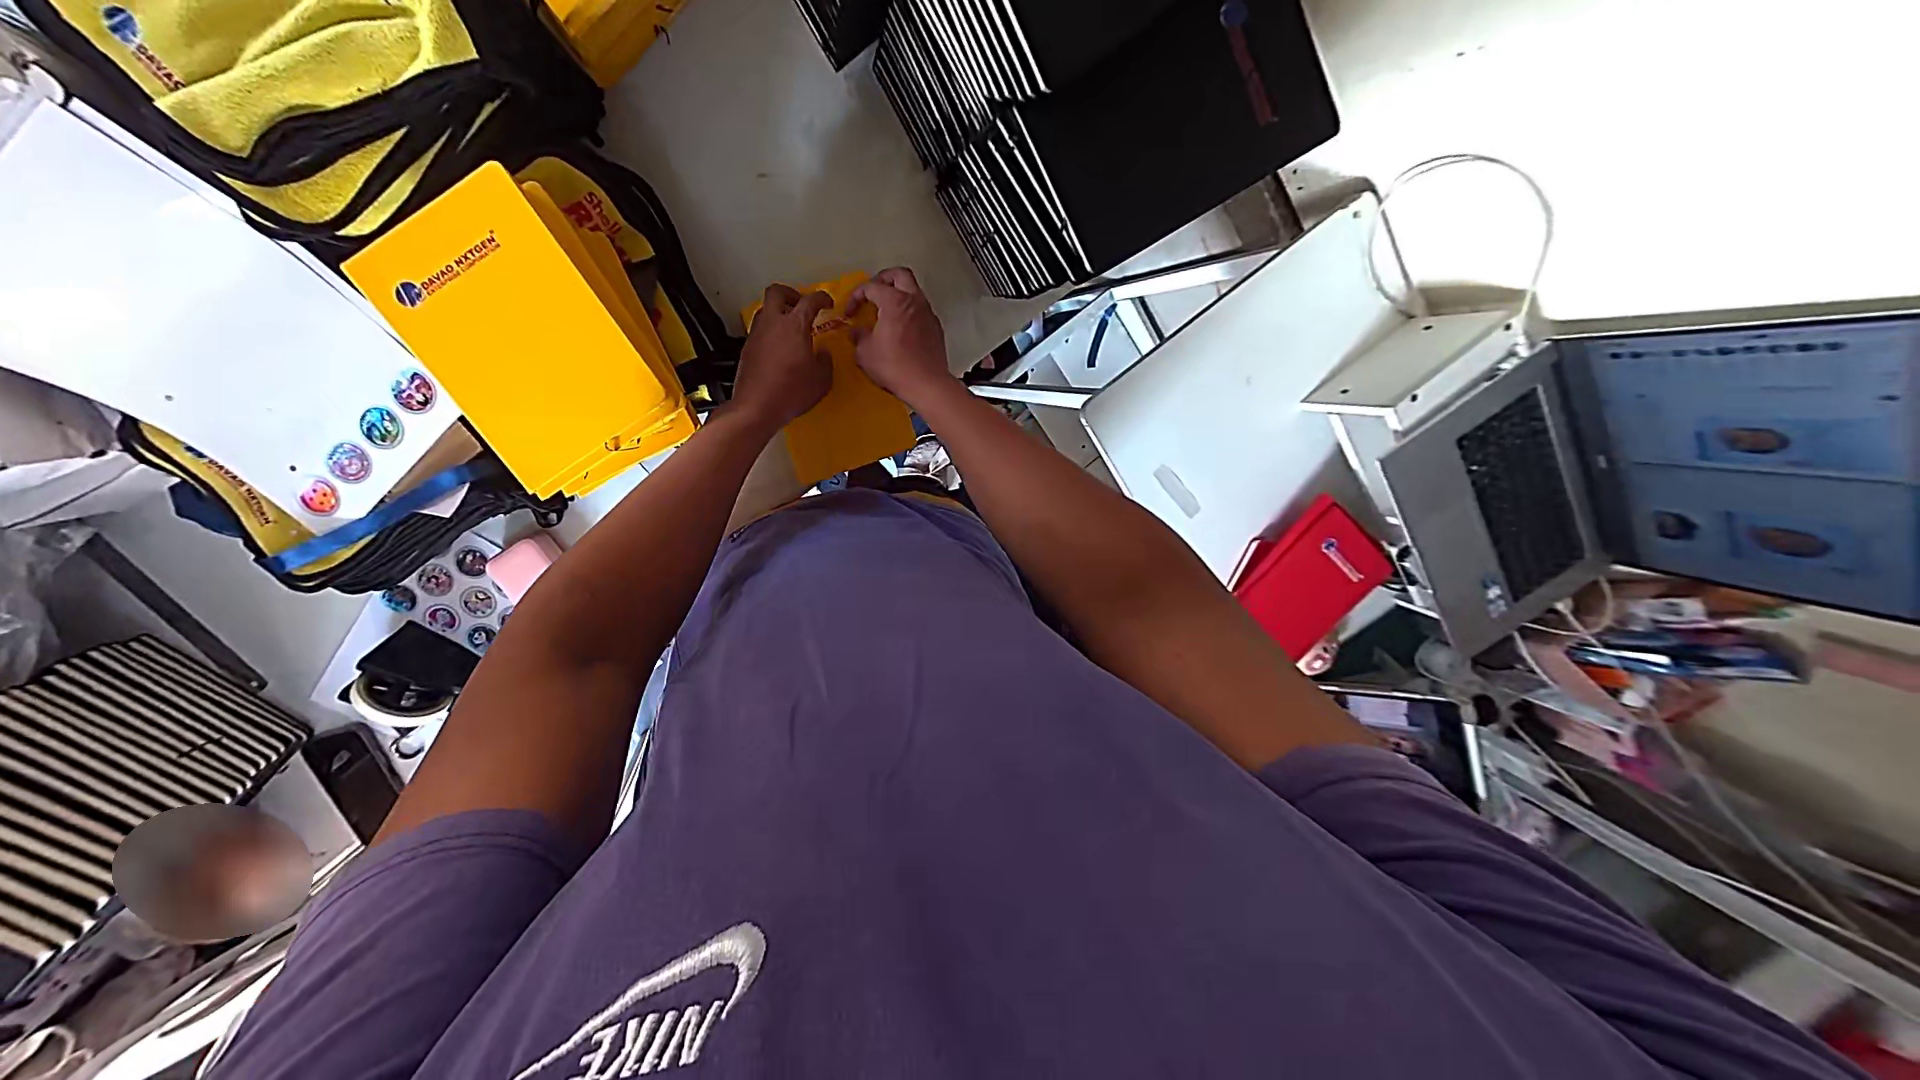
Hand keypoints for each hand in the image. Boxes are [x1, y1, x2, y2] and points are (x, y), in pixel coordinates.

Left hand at [730, 285, 834, 429]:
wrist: (757, 407)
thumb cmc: (792, 391)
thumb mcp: (822, 380)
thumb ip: (825, 362)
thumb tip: (823, 353)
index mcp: (794, 325)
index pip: (809, 300)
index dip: (821, 297)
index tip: (827, 302)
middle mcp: (773, 324)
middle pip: (777, 292)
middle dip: (791, 294)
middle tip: (801, 305)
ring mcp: (756, 335)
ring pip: (765, 310)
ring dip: (778, 313)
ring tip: (790, 328)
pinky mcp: (746, 349)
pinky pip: (760, 330)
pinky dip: (770, 332)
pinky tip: (779, 348)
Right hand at [848, 268, 954, 409]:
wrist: (927, 385)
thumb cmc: (896, 367)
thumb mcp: (865, 353)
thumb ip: (859, 337)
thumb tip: (857, 332)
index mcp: (895, 302)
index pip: (871, 286)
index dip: (856, 296)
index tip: (851, 312)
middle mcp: (914, 302)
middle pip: (900, 275)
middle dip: (883, 279)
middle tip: (872, 292)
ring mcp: (928, 314)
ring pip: (913, 291)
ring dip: (899, 294)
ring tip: (885, 310)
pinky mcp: (936, 328)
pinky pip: (921, 310)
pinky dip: (909, 311)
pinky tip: (900, 327)